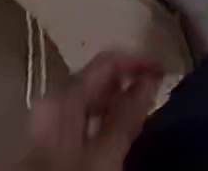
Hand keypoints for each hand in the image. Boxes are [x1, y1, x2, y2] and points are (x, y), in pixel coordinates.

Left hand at [19, 52, 163, 170]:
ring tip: (138, 115)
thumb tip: (152, 77)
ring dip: (116, 102)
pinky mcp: (43, 143)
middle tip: (153, 93)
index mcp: (63, 96)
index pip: (108, 58)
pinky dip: (101, 119)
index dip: (140, 60)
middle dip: (128, 83)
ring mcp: (45, 123)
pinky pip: (80, 118)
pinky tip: (113, 134)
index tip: (164, 69)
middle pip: (98, 78)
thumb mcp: (107, 149)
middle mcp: (51, 101)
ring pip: (89, 99)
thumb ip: (130, 110)